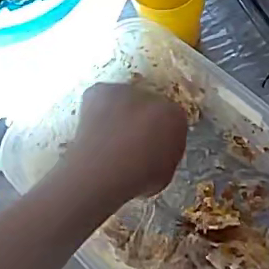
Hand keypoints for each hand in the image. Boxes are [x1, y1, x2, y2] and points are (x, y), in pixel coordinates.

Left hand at [58, 83, 187, 201]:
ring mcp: (125, 90)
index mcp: (176, 116)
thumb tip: (154, 153)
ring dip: (119, 113)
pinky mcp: (100, 90)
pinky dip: (96, 110)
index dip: (160, 134)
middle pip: (149, 105)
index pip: (172, 120)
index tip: (149, 148)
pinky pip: (101, 98)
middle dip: (141, 120)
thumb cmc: (139, 178)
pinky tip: (92, 130)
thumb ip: (164, 154)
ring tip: (107, 138)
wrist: (105, 168)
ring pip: (124, 99)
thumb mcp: (164, 173)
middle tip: (128, 142)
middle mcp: (154, 97)